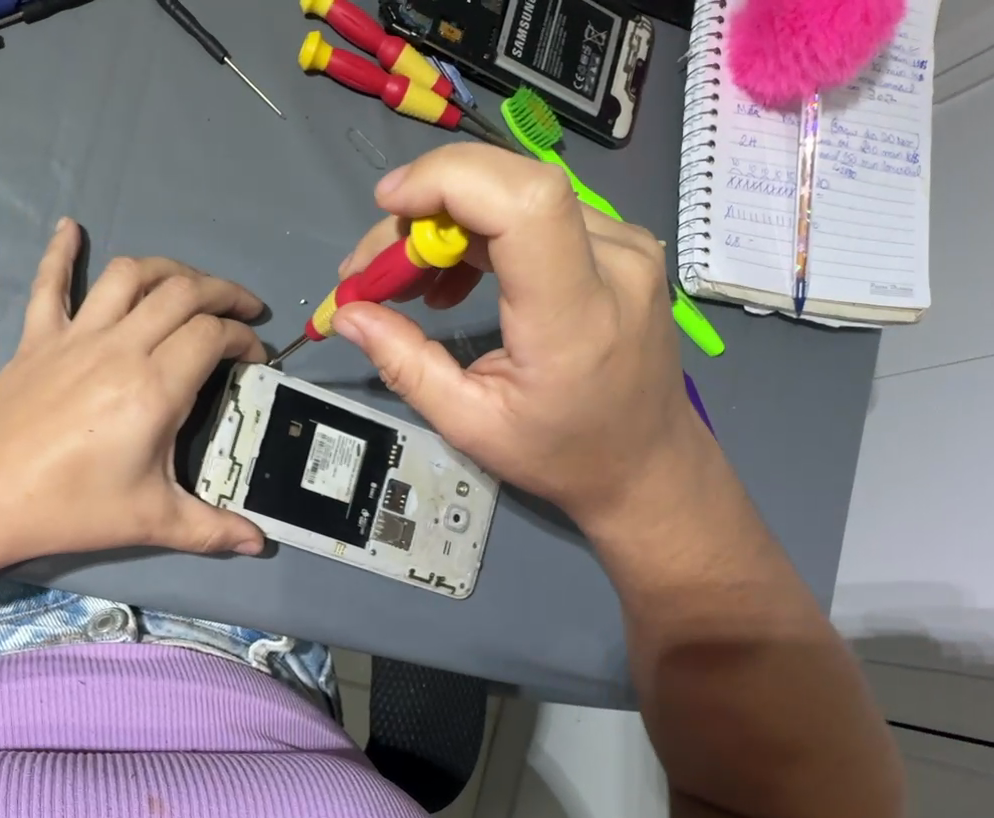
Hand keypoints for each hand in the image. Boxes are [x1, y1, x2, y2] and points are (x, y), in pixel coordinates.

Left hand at [0, 218, 267, 562]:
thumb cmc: (71, 508)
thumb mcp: (152, 522)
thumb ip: (212, 529)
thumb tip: (258, 544)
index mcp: (155, 387)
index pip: (213, 336)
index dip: (244, 339)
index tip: (256, 358)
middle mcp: (120, 347)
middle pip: (182, 292)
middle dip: (222, 292)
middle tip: (244, 310)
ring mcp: (74, 337)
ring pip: (128, 275)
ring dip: (167, 269)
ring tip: (189, 283)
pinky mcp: (36, 339)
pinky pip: (49, 283)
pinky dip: (60, 250)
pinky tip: (69, 226)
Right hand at [331, 144, 705, 526]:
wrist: (646, 460)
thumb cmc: (560, 453)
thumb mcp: (469, 423)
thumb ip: (405, 364)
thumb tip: (346, 315)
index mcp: (574, 316)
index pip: (523, 202)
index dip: (449, 181)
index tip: (387, 206)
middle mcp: (612, 262)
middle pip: (509, 187)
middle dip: (425, 210)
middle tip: (372, 270)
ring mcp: (624, 245)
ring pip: (515, 195)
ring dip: (445, 224)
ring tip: (405, 282)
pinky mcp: (618, 244)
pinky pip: (534, 214)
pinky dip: (478, 235)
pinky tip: (451, 280)